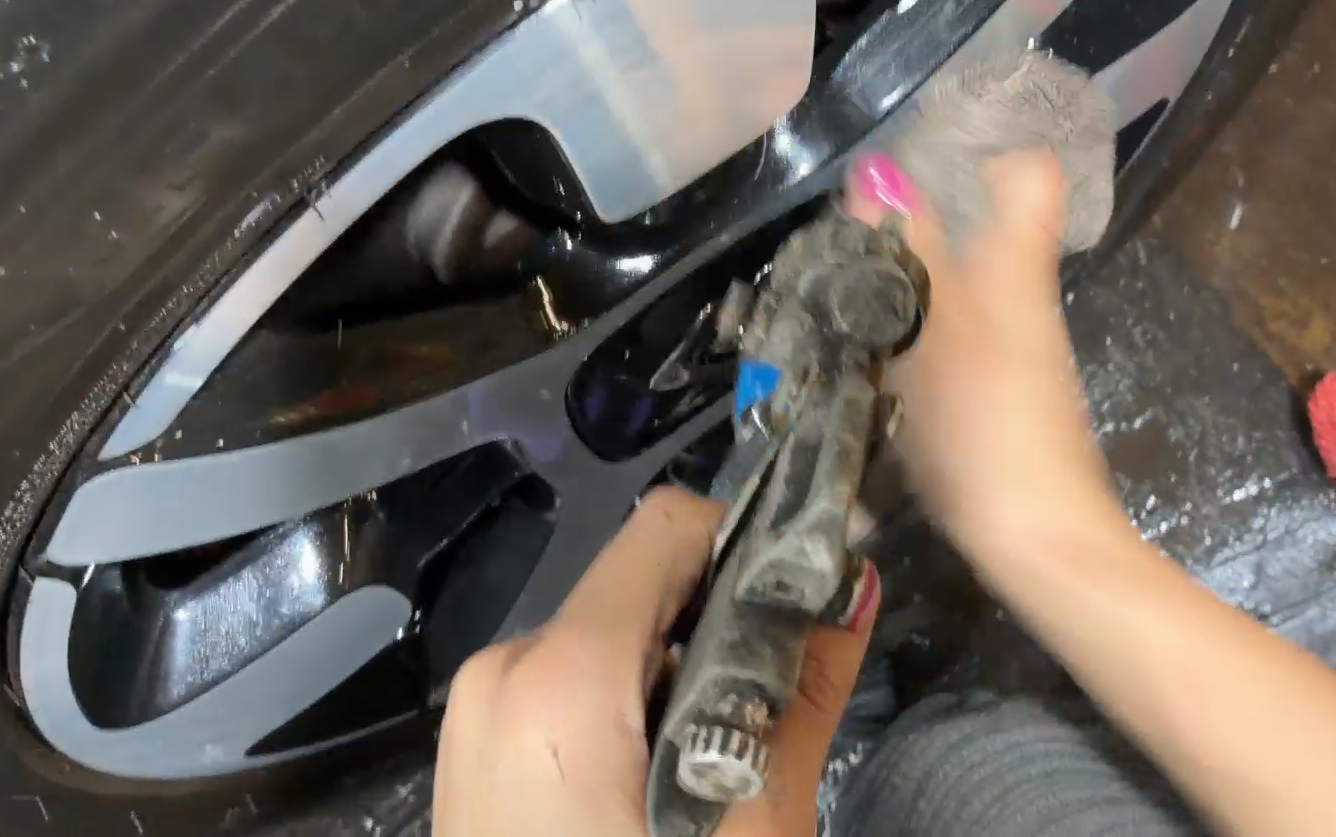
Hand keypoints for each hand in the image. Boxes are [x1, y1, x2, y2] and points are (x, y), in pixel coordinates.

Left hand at [433, 487, 878, 835]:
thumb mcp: (756, 819)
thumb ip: (806, 685)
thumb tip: (859, 581)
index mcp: (559, 674)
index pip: (667, 528)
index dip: (744, 540)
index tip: (796, 591)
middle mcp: (503, 673)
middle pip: (640, 581)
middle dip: (718, 612)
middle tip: (772, 679)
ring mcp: (477, 720)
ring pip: (612, 632)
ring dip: (682, 659)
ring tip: (723, 741)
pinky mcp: (476, 758)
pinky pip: (574, 682)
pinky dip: (636, 696)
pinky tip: (665, 773)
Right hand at [845, 149, 1132, 564]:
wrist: (1036, 531)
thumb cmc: (986, 420)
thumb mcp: (936, 329)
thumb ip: (906, 250)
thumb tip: (876, 172)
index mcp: (1017, 266)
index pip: (1031, 176)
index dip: (991, 151)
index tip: (928, 156)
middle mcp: (1022, 296)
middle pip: (981, 230)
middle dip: (920, 222)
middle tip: (851, 234)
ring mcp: (1013, 346)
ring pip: (960, 285)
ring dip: (908, 280)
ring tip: (844, 292)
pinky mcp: (997, 390)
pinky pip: (952, 336)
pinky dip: (915, 332)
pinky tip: (872, 356)